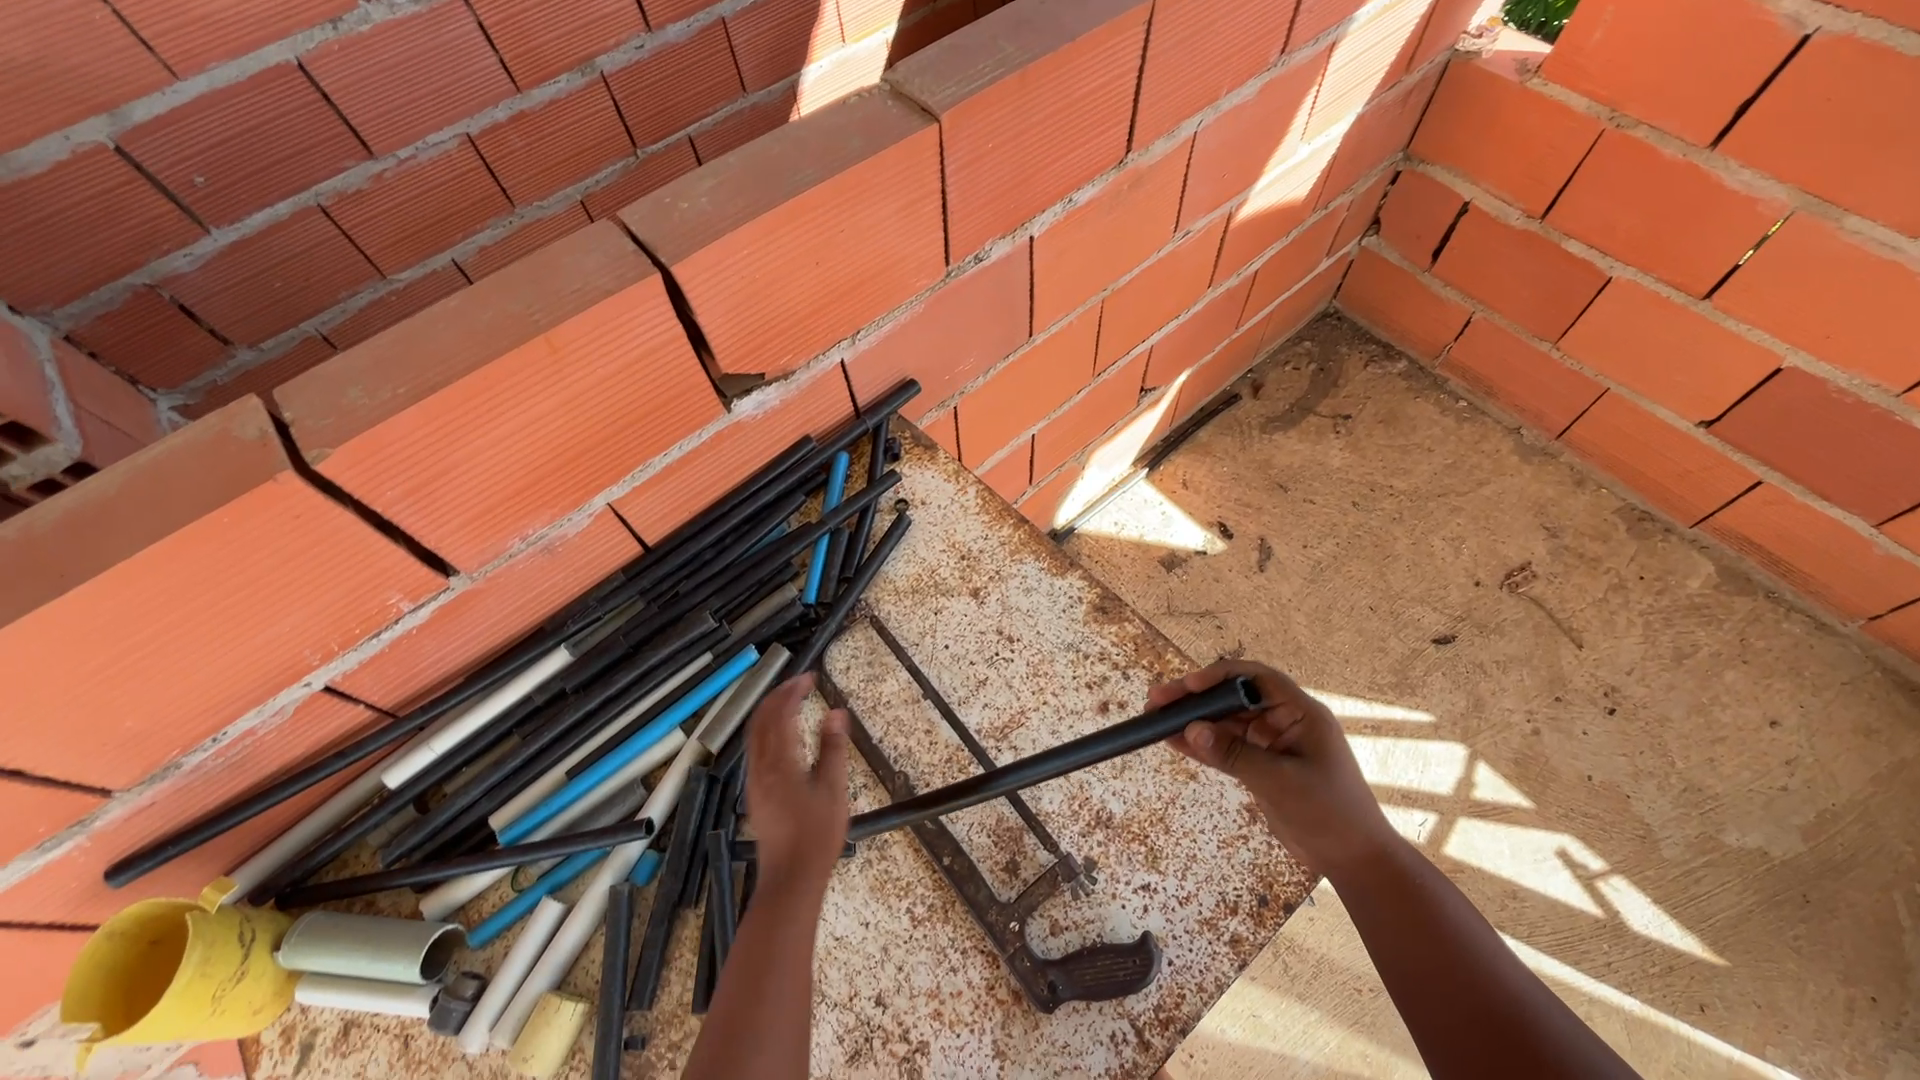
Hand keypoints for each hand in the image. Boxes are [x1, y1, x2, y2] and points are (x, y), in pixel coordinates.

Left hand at [745, 673, 850, 894]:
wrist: (790, 878)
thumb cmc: (816, 836)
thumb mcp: (833, 790)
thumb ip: (833, 749)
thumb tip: (836, 713)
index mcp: (780, 762)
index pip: (781, 714)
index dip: (793, 690)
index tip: (810, 677)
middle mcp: (760, 767)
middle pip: (761, 719)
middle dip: (778, 696)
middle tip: (800, 683)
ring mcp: (754, 781)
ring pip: (754, 734)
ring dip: (769, 712)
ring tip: (790, 702)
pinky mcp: (754, 793)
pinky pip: (755, 749)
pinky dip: (766, 730)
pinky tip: (782, 736)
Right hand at [1153, 659, 1397, 878]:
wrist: (1352, 858)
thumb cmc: (1328, 813)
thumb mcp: (1279, 782)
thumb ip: (1234, 755)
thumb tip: (1189, 731)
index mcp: (1301, 713)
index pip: (1256, 679)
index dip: (1220, 677)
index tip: (1187, 686)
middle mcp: (1285, 721)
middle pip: (1234, 699)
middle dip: (1196, 699)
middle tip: (1157, 700)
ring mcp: (1272, 744)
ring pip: (1226, 723)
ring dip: (1193, 721)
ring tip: (1156, 719)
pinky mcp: (1262, 766)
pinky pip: (1226, 748)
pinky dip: (1202, 746)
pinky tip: (1173, 743)